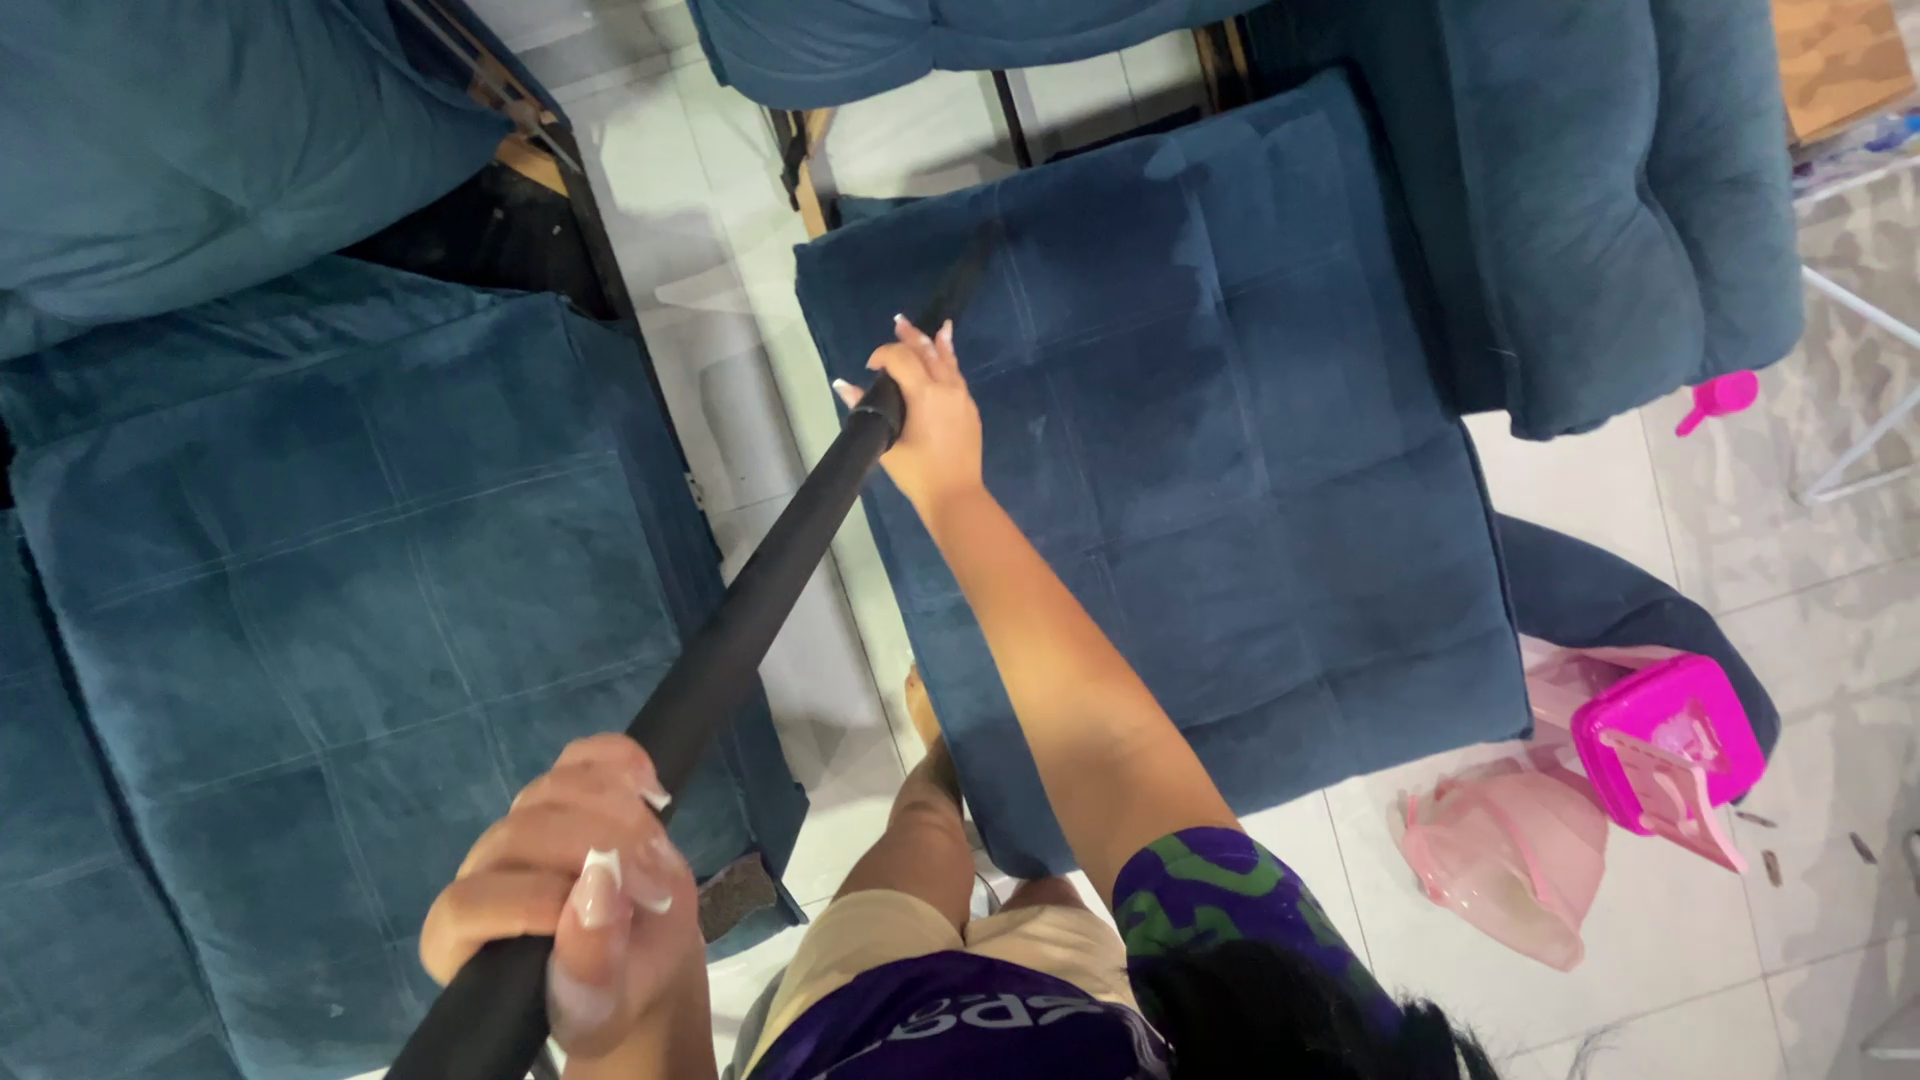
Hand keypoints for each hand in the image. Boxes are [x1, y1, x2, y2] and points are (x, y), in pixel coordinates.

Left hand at [420, 735, 699, 1057]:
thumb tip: (596, 886)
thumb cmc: (617, 988)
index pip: (466, 904)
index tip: (604, 909)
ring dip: (621, 811)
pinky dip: (624, 760)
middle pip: (522, 832)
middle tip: (655, 884)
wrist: (645, 954)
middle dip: (601, 849)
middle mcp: (485, 870)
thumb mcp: (608, 1000)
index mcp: (463, 938)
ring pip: (557, 786)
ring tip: (658, 853)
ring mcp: (529, 817)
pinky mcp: (572, 786)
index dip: (528, 899)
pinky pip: (588, 751)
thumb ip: (593, 959)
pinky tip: (651, 791)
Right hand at [834, 316, 983, 515]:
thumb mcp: (887, 443)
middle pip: (927, 351)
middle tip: (899, 323)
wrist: (956, 494)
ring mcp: (962, 397)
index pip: (901, 358)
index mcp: (925, 394)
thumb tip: (842, 386)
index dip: (883, 354)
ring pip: (948, 361)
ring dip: (935, 343)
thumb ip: (865, 409)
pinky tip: (947, 356)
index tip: (870, 367)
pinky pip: (957, 375)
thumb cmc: (918, 473)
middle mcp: (946, 388)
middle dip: (911, 336)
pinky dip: (949, 361)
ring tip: (934, 327)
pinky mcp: (970, 409)